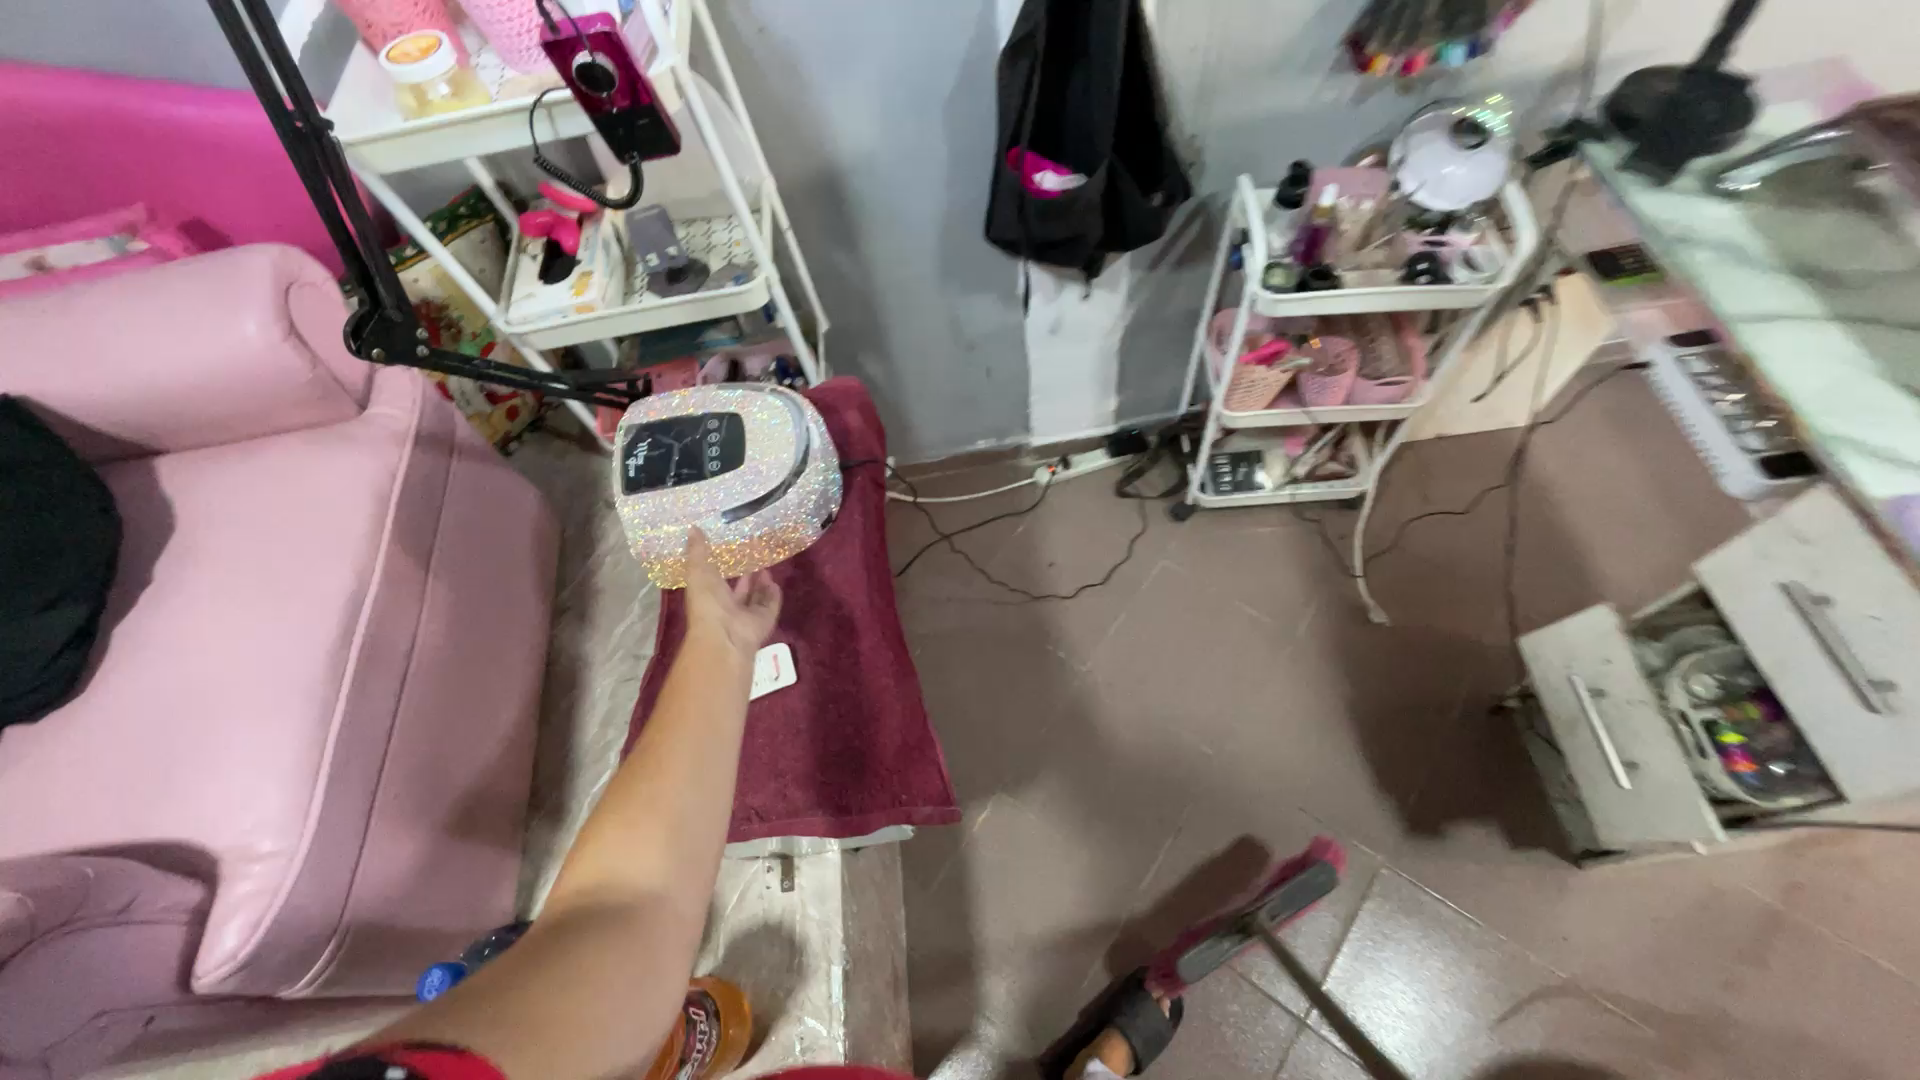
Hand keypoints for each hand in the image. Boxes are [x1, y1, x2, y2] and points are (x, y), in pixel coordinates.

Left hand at [682, 527, 781, 658]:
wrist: (726, 633)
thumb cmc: (708, 602)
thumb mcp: (698, 571)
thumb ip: (698, 551)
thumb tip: (693, 527)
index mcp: (709, 597)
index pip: (716, 581)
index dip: (722, 567)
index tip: (730, 551)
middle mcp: (728, 608)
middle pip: (739, 591)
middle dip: (746, 576)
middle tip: (754, 557)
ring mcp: (747, 616)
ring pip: (756, 598)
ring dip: (760, 583)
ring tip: (765, 565)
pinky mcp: (764, 621)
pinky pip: (770, 605)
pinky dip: (772, 594)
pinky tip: (774, 581)